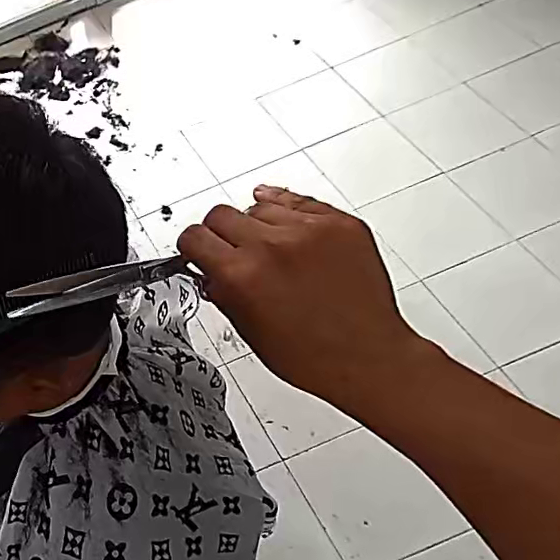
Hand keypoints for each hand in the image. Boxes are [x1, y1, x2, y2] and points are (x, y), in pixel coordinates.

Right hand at [178, 185, 436, 413]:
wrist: (367, 357)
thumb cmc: (315, 357)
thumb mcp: (251, 333)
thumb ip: (224, 294)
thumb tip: (209, 273)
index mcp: (242, 276)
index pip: (195, 237)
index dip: (192, 246)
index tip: (197, 251)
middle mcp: (272, 246)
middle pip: (221, 213)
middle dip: (218, 233)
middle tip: (229, 250)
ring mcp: (309, 230)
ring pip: (260, 204)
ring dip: (256, 224)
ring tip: (269, 250)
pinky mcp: (339, 223)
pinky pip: (300, 202)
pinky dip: (288, 212)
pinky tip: (285, 227)